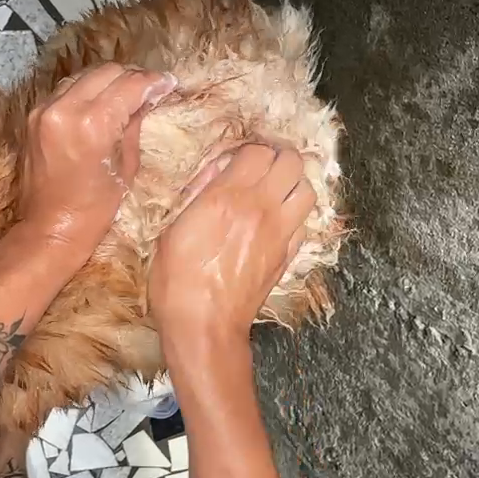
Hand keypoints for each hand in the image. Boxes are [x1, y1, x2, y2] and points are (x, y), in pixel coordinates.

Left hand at [16, 63, 176, 261]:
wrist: (48, 231)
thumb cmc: (93, 212)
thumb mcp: (125, 169)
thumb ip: (133, 126)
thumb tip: (146, 100)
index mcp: (92, 124)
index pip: (130, 85)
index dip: (154, 82)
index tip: (168, 83)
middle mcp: (65, 109)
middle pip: (106, 72)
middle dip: (131, 78)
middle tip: (148, 91)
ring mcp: (44, 110)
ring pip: (84, 77)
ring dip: (107, 83)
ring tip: (124, 98)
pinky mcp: (33, 117)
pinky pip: (66, 92)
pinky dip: (85, 94)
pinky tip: (98, 107)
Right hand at [150, 143, 314, 358]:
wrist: (204, 325)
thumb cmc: (177, 282)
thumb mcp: (170, 231)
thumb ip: (196, 194)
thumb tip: (217, 171)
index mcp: (226, 198)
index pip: (257, 152)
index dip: (246, 152)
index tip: (234, 162)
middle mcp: (260, 209)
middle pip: (292, 162)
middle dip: (277, 159)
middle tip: (260, 169)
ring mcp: (279, 232)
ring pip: (307, 188)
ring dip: (293, 184)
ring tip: (274, 191)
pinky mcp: (287, 254)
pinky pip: (305, 221)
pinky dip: (295, 214)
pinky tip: (276, 221)